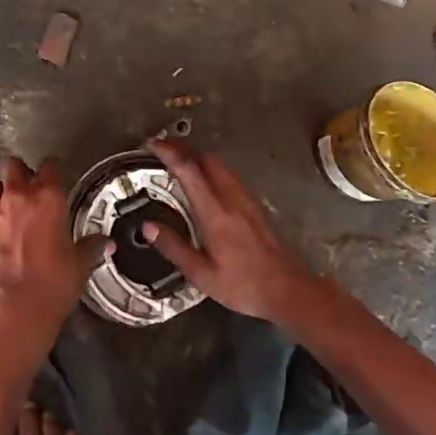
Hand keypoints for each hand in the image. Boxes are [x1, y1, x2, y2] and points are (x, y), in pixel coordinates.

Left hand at [0, 158, 111, 333]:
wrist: (11, 310)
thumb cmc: (53, 283)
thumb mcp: (80, 265)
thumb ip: (91, 247)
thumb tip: (106, 243)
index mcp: (47, 198)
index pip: (50, 166)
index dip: (53, 169)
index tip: (56, 177)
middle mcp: (16, 198)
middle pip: (12, 166)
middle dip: (20, 172)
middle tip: (28, 187)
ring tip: (6, 207)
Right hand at [141, 140, 322, 323]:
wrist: (287, 289)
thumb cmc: (243, 285)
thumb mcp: (202, 274)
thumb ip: (174, 247)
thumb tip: (148, 227)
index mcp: (215, 213)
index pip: (189, 170)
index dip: (169, 152)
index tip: (152, 144)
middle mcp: (231, 198)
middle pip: (206, 158)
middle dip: (182, 148)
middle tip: (161, 149)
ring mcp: (245, 199)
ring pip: (219, 164)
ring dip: (197, 156)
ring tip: (178, 161)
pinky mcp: (253, 205)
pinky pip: (228, 175)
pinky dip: (210, 168)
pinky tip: (203, 181)